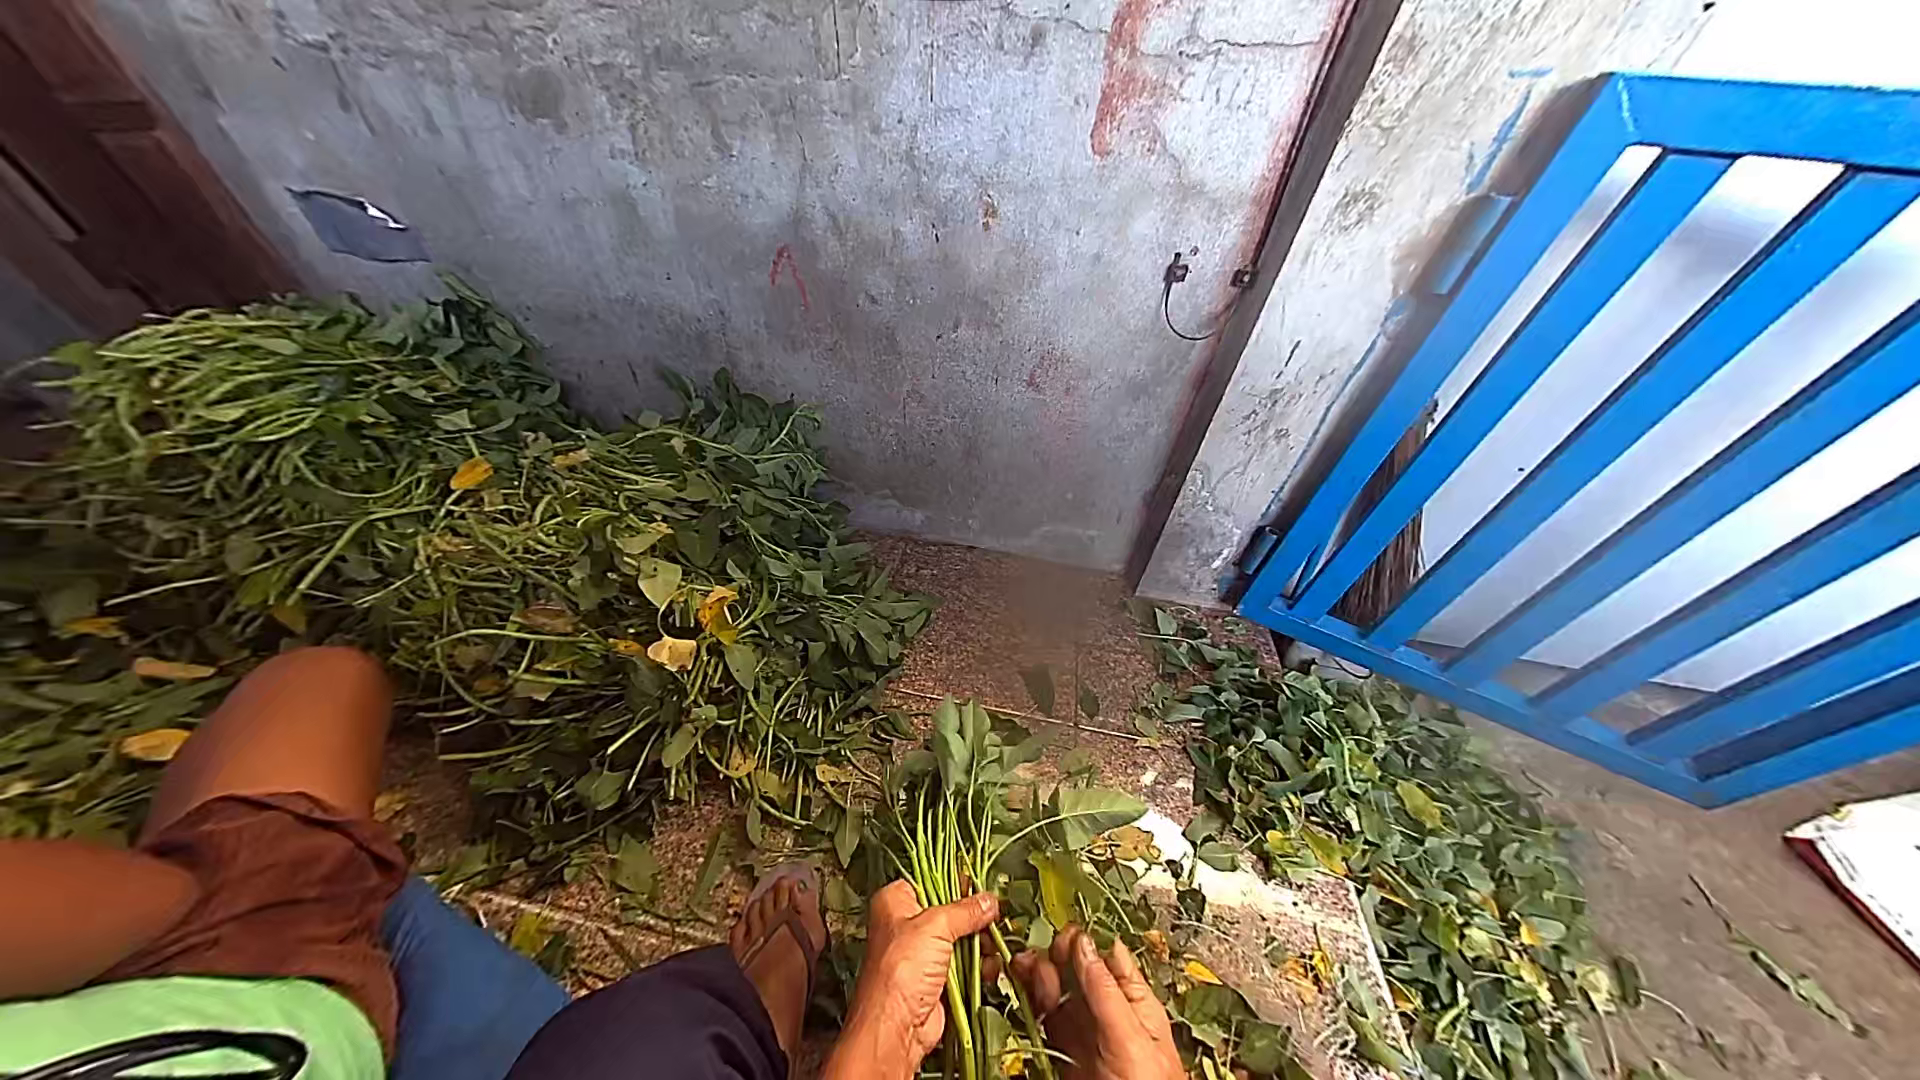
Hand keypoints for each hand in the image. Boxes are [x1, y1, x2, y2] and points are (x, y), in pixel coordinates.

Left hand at [823, 879, 998, 1079]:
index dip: (957, 881)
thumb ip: (965, 910)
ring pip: (960, 937)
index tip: (981, 884)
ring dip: (980, 942)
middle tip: (994, 915)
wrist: (895, 1029)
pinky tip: (991, 965)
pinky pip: (963, 963)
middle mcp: (907, 922)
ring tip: (995, 943)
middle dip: (974, 915)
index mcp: (897, 900)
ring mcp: (923, 952)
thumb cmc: (901, 969)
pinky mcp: (936, 977)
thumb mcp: (936, 925)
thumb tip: (989, 900)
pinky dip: (979, 965)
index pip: (931, 878)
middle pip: (949, 909)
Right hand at [1012, 925, 1183, 1079]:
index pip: (1105, 953)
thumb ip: (1105, 990)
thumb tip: (1083, 942)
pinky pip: (1043, 1017)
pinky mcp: (1062, 1050)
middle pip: (1074, 966)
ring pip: (1055, 987)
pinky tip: (1020, 991)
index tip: (1061, 938)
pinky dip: (1028, 1001)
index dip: (1082, 940)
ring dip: (1037, 974)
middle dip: (1053, 956)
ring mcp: (1083, 1029)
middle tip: (1038, 961)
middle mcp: (1105, 1009)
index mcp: (1133, 1000)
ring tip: (1024, 972)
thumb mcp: (1131, 1039)